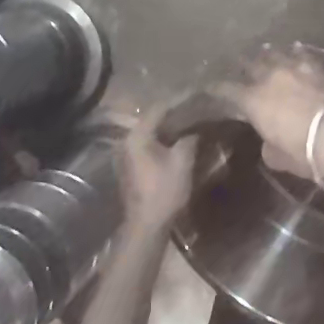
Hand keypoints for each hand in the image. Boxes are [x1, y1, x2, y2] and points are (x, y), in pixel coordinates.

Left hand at [119, 106, 197, 227]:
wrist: (147, 224)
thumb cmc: (165, 190)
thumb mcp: (183, 161)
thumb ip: (189, 140)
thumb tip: (194, 131)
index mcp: (138, 136)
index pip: (159, 109)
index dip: (179, 104)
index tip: (197, 99)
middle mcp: (127, 141)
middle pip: (153, 121)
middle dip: (175, 117)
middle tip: (196, 113)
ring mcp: (126, 155)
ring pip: (151, 135)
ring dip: (170, 131)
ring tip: (191, 127)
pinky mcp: (131, 167)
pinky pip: (149, 147)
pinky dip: (164, 143)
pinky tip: (179, 145)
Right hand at [217, 45, 323, 188]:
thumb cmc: (305, 151)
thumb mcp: (279, 157)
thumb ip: (268, 147)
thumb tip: (269, 143)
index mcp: (253, 100)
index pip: (226, 90)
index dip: (217, 89)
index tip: (211, 88)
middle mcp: (270, 78)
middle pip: (250, 64)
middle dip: (243, 65)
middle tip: (239, 65)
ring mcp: (296, 69)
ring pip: (276, 54)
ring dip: (269, 55)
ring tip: (265, 52)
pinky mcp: (319, 68)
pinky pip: (303, 55)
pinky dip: (296, 54)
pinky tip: (296, 51)